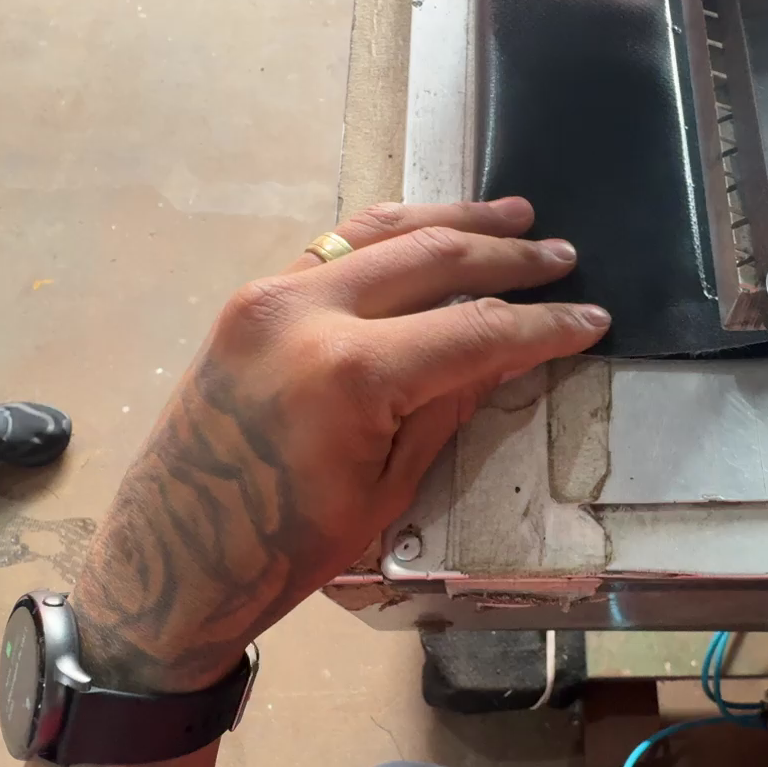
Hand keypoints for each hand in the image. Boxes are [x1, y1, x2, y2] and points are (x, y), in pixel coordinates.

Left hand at [71, 197, 608, 691]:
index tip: (588, 318)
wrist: (179, 552)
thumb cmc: (290, 545)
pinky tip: (425, 233)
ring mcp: (270, 294)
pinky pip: (334, 248)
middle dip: (506, 256)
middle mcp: (308, 309)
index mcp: (353, 373)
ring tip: (508, 215)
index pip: (475, 330)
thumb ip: (451, 403)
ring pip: (379, 231)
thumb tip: (508, 351)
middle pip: (431, 259)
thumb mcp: (390, 485)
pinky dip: (389, 235)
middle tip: (560, 254)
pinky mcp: (250, 298)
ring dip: (451, 222)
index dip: (542, 325)